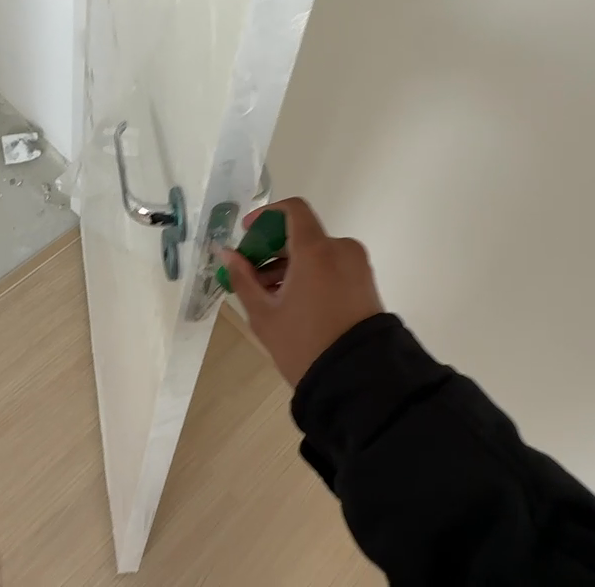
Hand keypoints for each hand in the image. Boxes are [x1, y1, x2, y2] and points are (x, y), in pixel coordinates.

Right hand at [222, 197, 383, 386]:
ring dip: (291, 265)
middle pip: (301, 235)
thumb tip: (227, 254)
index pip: (293, 210)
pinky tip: (294, 302)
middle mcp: (341, 250)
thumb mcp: (264, 315)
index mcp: (316, 250)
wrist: (360, 383)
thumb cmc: (305, 345)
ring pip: (317, 253)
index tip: (248, 233)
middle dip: (273, 249)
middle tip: (252, 274)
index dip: (266, 214)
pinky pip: (333, 267)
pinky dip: (311, 274)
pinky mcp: (367, 285)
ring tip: (270, 295)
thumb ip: (243, 278)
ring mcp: (358, 267)